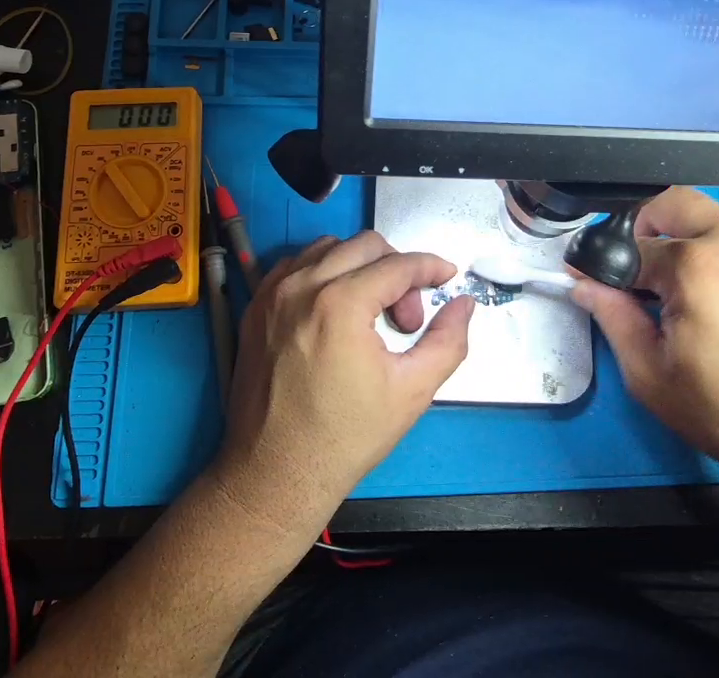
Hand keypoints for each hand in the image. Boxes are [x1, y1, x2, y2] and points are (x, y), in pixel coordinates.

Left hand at [211, 231, 475, 532]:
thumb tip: (464, 305)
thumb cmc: (346, 437)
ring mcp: (271, 295)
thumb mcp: (412, 391)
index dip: (430, 267)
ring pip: (328, 249)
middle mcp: (301, 287)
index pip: (397, 264)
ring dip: (359, 267)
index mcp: (340, 304)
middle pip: (364, 245)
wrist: (275, 473)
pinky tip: (336, 310)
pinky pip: (295, 267)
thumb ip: (448, 341)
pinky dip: (323, 274)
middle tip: (406, 318)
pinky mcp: (255, 308)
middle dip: (397, 270)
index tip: (447, 278)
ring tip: (371, 314)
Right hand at [571, 188, 718, 505]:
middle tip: (648, 275)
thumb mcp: (655, 379)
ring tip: (710, 307)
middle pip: (677, 205)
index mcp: (697, 265)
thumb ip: (614, 320)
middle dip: (650, 229)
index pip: (632, 245)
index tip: (602, 280)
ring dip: (702, 250)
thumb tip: (586, 287)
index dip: (610, 266)